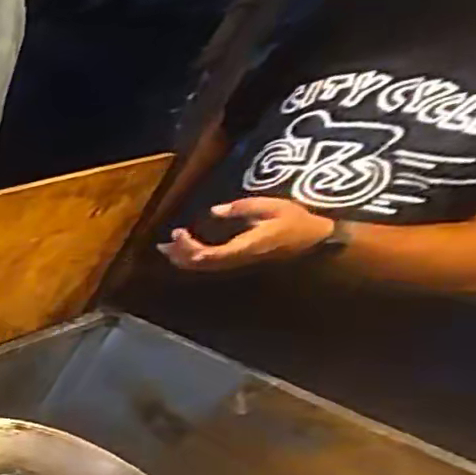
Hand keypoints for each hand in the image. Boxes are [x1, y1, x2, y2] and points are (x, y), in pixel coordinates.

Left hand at [158, 197, 334, 271]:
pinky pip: (206, 265)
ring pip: (200, 266)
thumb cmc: (293, 220)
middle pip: (199, 263)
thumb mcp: (273, 207)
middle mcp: (236, 259)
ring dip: (180, 257)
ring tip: (165, 246)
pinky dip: (189, 259)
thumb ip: (243, 208)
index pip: (210, 254)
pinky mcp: (233, 263)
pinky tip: (180, 250)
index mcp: (246, 246)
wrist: (310, 239)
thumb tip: (214, 210)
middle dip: (179, 252)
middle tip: (167, 238)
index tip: (179, 232)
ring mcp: (234, 264)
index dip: (190, 247)